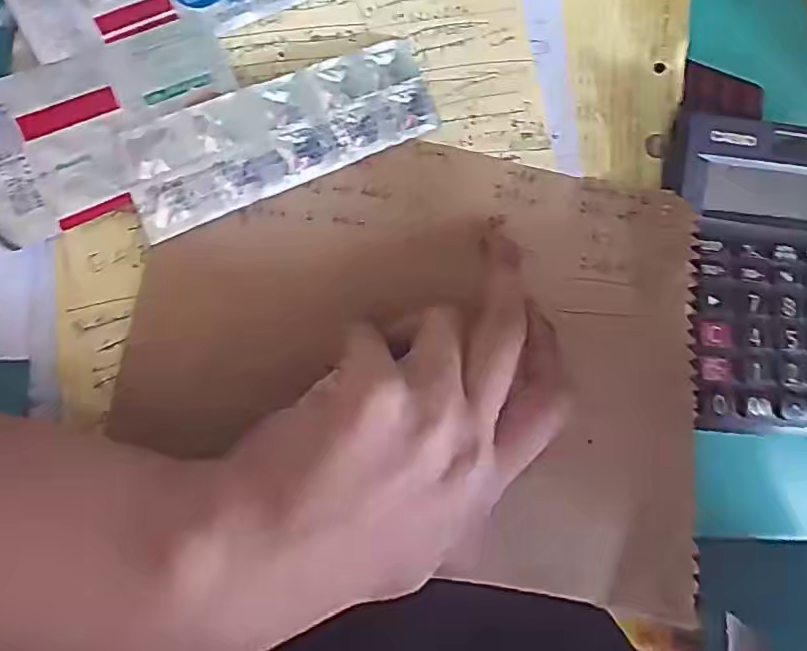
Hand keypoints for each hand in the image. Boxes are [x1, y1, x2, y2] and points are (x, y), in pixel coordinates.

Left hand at [198, 229, 570, 645]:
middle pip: (508, 334)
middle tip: (499, 248)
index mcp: (485, 481)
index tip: (535, 312)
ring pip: (440, 321)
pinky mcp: (378, 387)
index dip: (547, 347)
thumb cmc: (335, 549)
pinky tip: (325, 383)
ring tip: (370, 355)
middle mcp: (470, 443)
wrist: (257, 558)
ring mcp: (430, 412)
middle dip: (507, 281)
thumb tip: (472, 434)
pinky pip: (369, 332)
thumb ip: (460, 484)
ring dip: (407, 325)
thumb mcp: (427, 536)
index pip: (549, 401)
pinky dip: (350, 343)